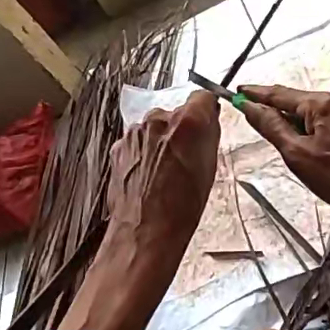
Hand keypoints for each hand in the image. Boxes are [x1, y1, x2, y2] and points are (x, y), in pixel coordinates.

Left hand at [61, 90, 220, 329]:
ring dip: (161, 141)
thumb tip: (207, 120)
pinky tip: (150, 176)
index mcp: (188, 121)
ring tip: (167, 171)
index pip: (202, 96)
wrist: (145, 233)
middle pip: (176, 112)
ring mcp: (135, 132)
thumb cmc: (182, 207)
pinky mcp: (119, 146)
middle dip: (182, 129)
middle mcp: (159, 119)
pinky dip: (144, 152)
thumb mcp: (210, 168)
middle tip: (188, 156)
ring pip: (155, 127)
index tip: (207, 123)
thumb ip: (208, 136)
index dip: (206, 111)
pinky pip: (138, 142)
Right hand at [238, 85, 329, 238]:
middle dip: (276, 109)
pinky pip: (328, 121)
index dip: (257, 93)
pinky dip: (312, 129)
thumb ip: (271, 127)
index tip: (238, 91)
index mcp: (322, 104)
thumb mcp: (296, 154)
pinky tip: (307, 144)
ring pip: (313, 113)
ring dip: (295, 122)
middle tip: (254, 114)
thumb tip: (250, 107)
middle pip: (298, 102)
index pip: (280, 94)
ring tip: (280, 137)